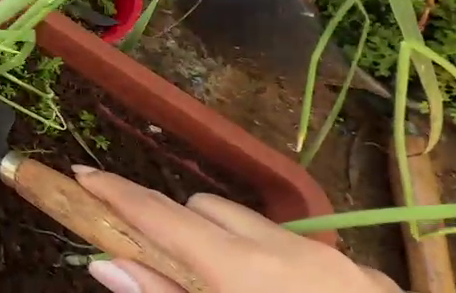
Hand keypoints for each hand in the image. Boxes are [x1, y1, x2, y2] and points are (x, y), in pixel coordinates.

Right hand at [75, 168, 397, 292]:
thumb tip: (104, 262)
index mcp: (245, 272)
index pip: (159, 214)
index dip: (113, 192)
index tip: (77, 175)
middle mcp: (290, 252)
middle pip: (204, 209)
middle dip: (177, 226)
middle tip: (162, 262)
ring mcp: (342, 266)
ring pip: (257, 227)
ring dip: (231, 245)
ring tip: (233, 291)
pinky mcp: (378, 284)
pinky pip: (308, 254)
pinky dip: (283, 268)